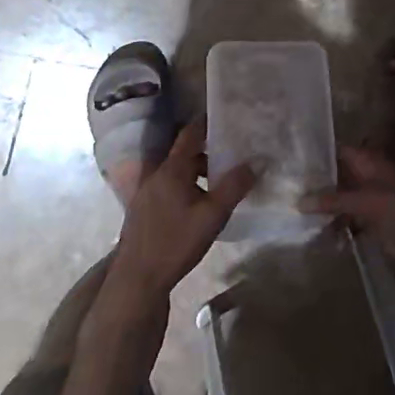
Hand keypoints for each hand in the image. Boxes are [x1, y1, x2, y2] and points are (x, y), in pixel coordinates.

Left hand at [109, 117, 255, 301]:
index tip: (223, 117)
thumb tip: (256, 162)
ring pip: (174, 172)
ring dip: (194, 171)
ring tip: (217, 183)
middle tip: (229, 154)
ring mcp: (145, 192)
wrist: (138, 278)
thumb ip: (234, 186)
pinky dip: (183, 185)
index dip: (205, 123)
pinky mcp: (142, 209)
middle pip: (183, 154)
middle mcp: (156, 174)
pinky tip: (196, 204)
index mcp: (172, 170)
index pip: (189, 134)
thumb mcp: (213, 215)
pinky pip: (166, 186)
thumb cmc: (177, 242)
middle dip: (205, 152)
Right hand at [300, 147, 394, 260]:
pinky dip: (339, 228)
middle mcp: (368, 175)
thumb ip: (332, 200)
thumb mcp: (363, 200)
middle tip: (288, 196)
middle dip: (318, 188)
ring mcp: (372, 198)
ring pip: (343, 201)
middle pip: (338, 178)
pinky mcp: (376, 221)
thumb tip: (299, 201)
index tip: (292, 167)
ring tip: (299, 221)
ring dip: (327, 211)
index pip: (336, 152)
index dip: (316, 158)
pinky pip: (352, 221)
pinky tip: (322, 238)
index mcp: (367, 160)